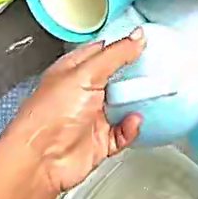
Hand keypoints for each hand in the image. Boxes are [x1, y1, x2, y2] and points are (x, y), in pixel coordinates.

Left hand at [0, 30, 144, 197]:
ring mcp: (92, 117)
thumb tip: (138, 36)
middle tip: (157, 68)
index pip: (102, 51)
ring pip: (124, 106)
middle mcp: (83, 93)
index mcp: (73, 70)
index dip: (122, 45)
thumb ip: (115, 55)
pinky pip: (124, 132)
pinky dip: (132, 128)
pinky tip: (134, 122)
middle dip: (135, 75)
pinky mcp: (100, 141)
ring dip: (137, 102)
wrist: (40, 162)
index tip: (145, 41)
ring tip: (151, 95)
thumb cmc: (49, 116)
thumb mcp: (85, 74)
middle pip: (117, 79)